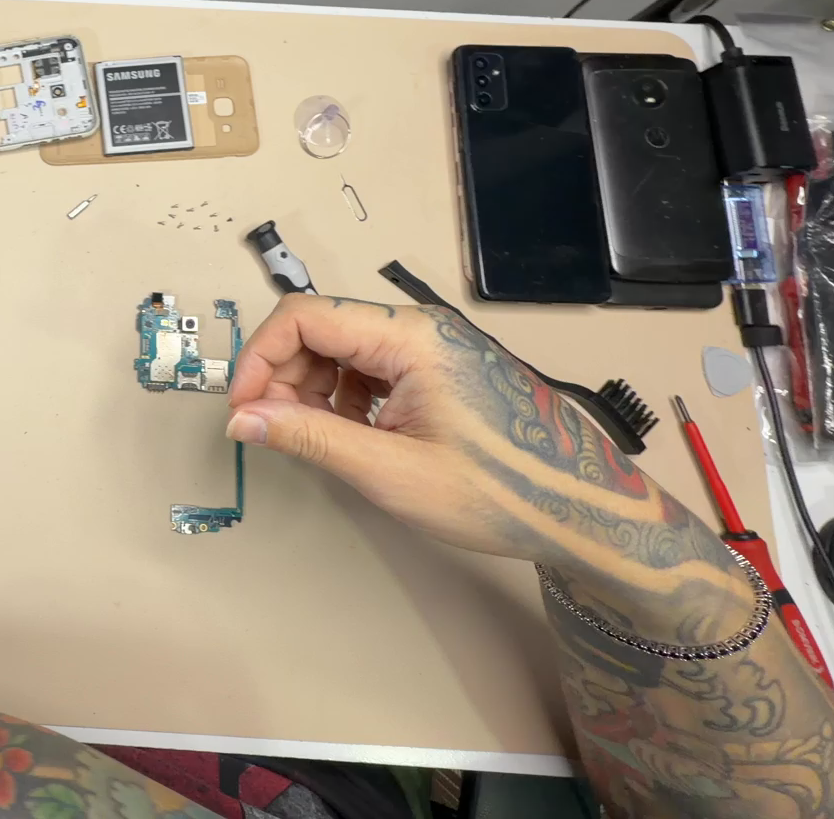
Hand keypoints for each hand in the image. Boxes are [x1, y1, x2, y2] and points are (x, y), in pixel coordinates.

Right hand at [224, 296, 745, 618]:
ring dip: (308, 387)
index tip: (242, 405)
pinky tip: (350, 431)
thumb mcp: (390, 471)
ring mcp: (429, 345)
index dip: (259, 356)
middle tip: (271, 426)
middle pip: (317, 328)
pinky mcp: (434, 366)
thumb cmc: (502, 493)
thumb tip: (242, 420)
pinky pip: (364, 365)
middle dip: (281, 375)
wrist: (591, 516)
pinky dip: (340, 395)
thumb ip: (308, 437)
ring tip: (315, 435)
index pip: (304, 316)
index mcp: (411, 338)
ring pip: (337, 347)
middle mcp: (418, 328)